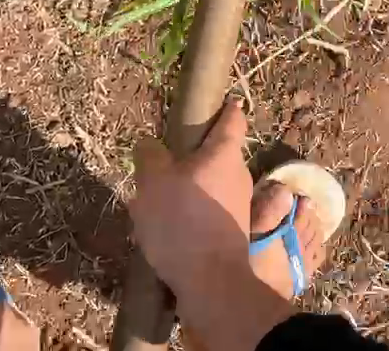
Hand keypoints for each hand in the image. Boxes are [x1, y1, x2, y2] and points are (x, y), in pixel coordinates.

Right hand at [130, 100, 293, 350]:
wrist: (211, 285)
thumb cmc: (183, 220)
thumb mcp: (153, 180)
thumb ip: (149, 156)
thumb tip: (149, 145)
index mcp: (224, 154)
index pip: (232, 121)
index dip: (226, 109)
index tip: (223, 102)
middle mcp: (239, 177)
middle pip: (218, 156)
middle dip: (195, 157)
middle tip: (165, 162)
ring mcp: (239, 209)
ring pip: (212, 187)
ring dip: (191, 190)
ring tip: (159, 202)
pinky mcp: (234, 236)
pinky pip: (210, 214)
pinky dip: (193, 215)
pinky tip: (168, 230)